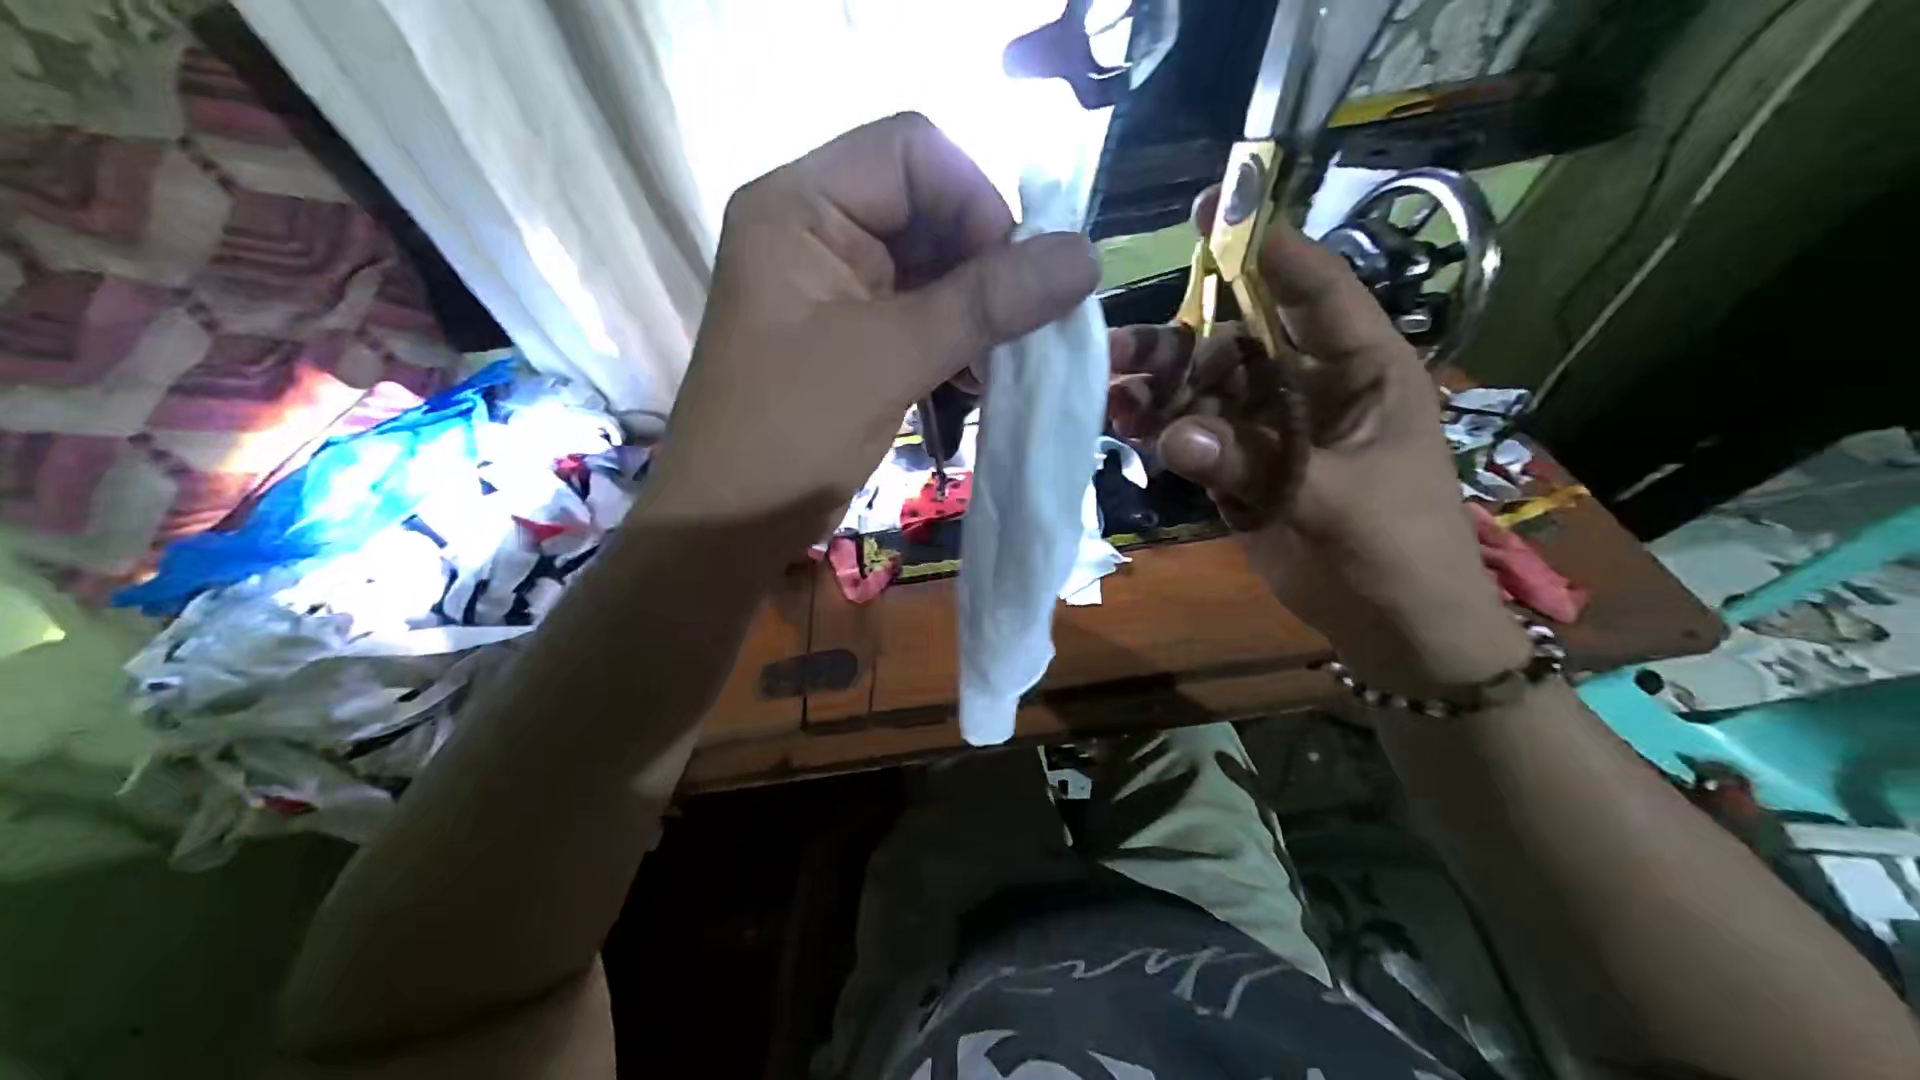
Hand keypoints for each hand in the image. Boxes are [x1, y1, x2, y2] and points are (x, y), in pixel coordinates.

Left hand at [646, 113, 1098, 521]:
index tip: (1017, 277)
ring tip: (1001, 363)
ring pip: (930, 264)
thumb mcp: (890, 358)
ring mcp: (830, 284)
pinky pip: (917, 310)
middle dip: (984, 264)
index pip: (912, 151)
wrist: (728, 525)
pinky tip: (974, 379)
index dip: (976, 203)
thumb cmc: (789, 434)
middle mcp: (813, 229)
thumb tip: (1087, 256)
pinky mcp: (846, 332)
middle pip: (927, 206)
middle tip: (1020, 328)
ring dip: (976, 307)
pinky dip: (955, 337)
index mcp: (799, 206)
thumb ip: (987, 302)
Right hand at [1109, 192, 1527, 694]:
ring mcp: (1273, 430)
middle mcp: (1312, 388)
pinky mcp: (1244, 468)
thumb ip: (1252, 463)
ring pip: (1207, 391)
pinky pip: (1195, 437)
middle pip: (1238, 343)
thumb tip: (1170, 435)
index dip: (1266, 247)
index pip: (1315, 290)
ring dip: (1159, 389)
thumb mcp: (1335, 499)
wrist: (1392, 625)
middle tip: (1116, 343)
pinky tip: (1122, 424)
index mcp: (1363, 371)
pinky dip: (1160, 430)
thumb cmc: (1396, 548)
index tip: (1212, 208)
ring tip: (1108, 389)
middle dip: (1179, 340)